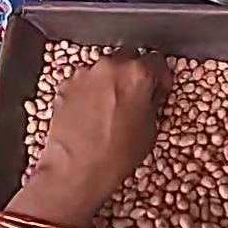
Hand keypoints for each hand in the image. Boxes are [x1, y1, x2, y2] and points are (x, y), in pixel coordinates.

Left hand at [26, 49, 168, 216]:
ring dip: (110, 82)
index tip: (160, 88)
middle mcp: (110, 66)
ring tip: (111, 107)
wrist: (75, 169)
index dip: (161, 78)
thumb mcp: (149, 132)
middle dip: (134, 74)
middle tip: (136, 95)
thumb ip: (151, 105)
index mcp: (137, 74)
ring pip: (104, 70)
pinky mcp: (66, 86)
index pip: (157, 63)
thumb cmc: (116, 154)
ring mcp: (85, 74)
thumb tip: (149, 100)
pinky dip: (90, 92)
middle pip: (129, 58)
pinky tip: (92, 113)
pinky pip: (85, 82)